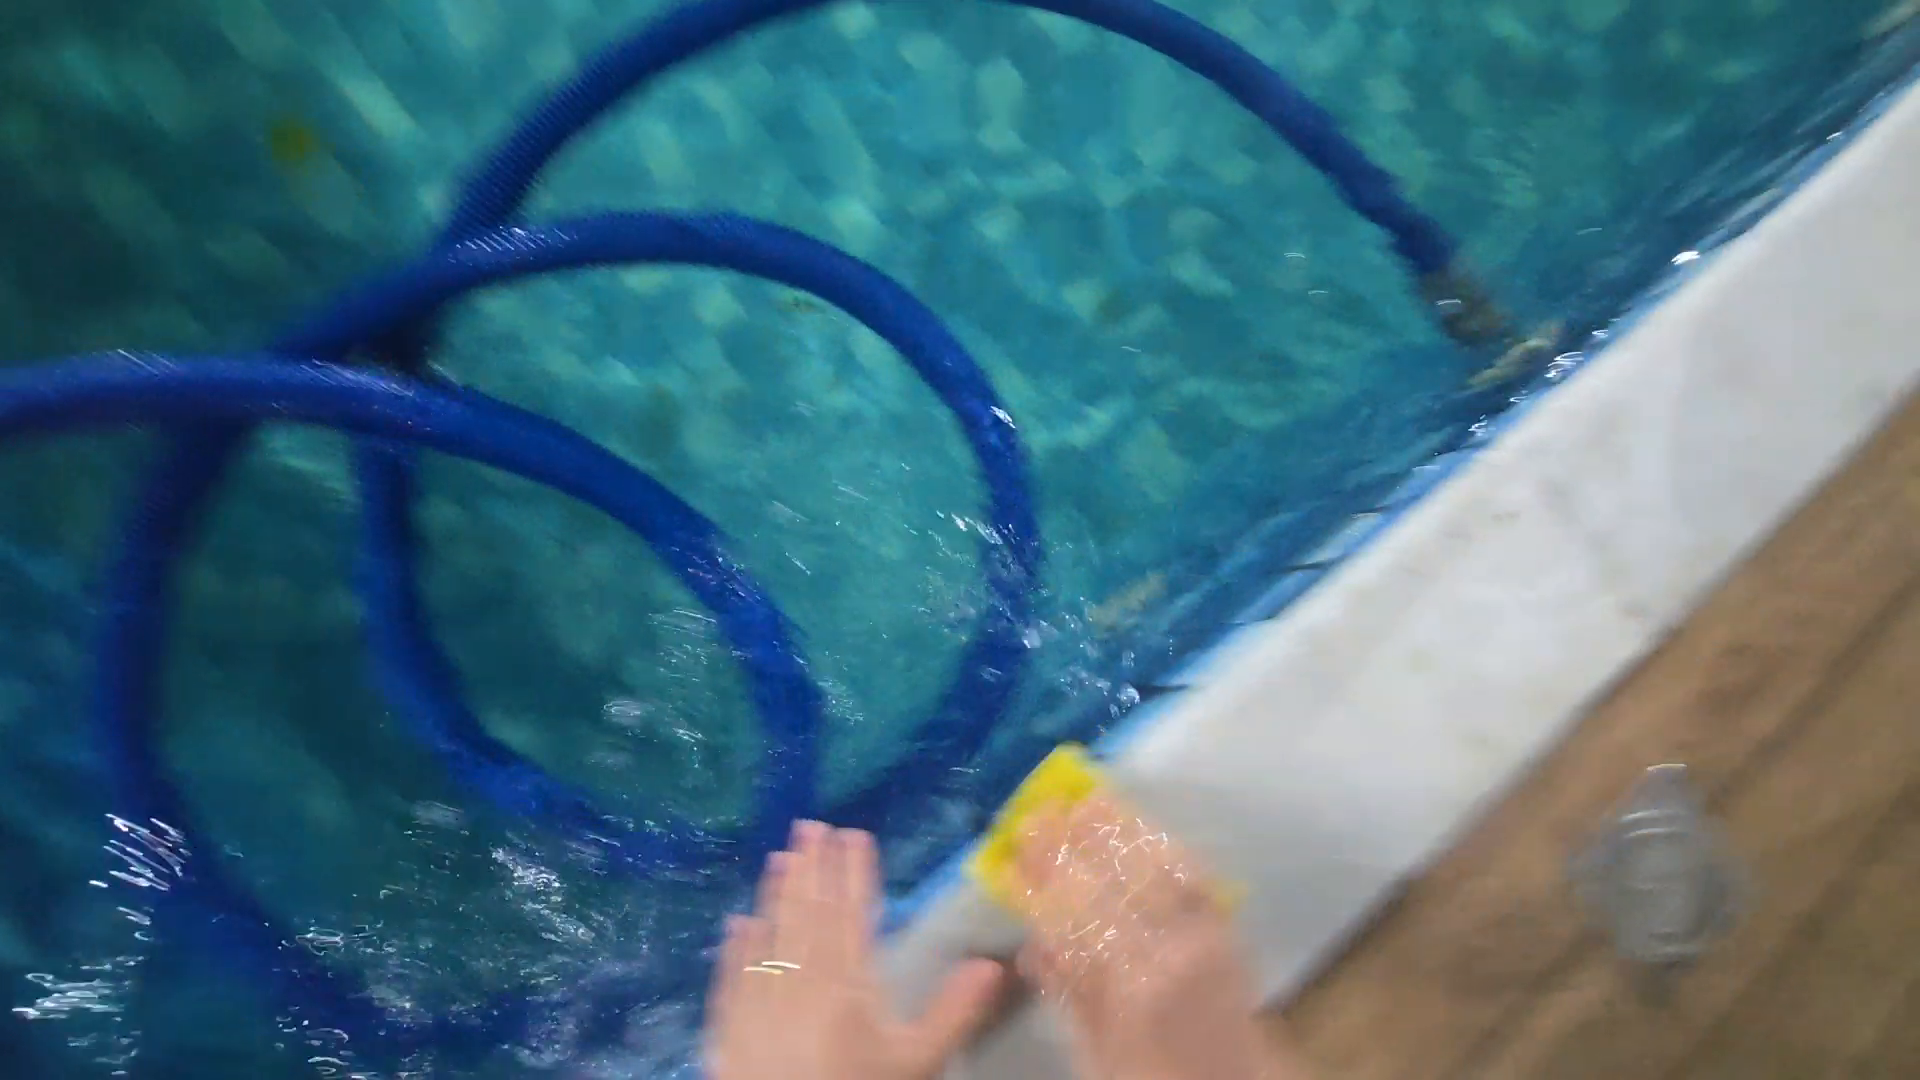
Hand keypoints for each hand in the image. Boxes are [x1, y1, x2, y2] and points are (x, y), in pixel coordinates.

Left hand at [703, 821, 1004, 1079]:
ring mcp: (762, 1001)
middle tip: (810, 825)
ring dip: (775, 893)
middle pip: (808, 912)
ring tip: (779, 856)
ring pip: (771, 934)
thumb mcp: (918, 1062)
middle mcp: (803, 979)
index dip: (855, 871)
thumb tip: (992, 962)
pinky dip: (737, 948)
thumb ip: (953, 1010)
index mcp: (849, 981)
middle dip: (812, 866)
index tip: (855, 835)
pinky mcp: (731, 1029)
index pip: (853, 912)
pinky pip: (732, 978)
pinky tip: (736, 922)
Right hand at [1014, 794, 1309, 1079]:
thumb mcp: (1096, 1052)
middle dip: (1072, 845)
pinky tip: (1144, 828)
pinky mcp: (1225, 933)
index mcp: (1125, 990)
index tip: (1019, 849)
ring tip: (1090, 801)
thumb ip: (1067, 994)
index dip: (1043, 880)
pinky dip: (1165, 850)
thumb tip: (1032, 943)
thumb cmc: (1152, 1072)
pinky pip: (1193, 880)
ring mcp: (1199, 940)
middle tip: (1045, 811)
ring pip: (1152, 873)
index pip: (1071, 918)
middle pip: (1108, 887)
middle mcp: (1163, 959)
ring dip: (1119, 834)